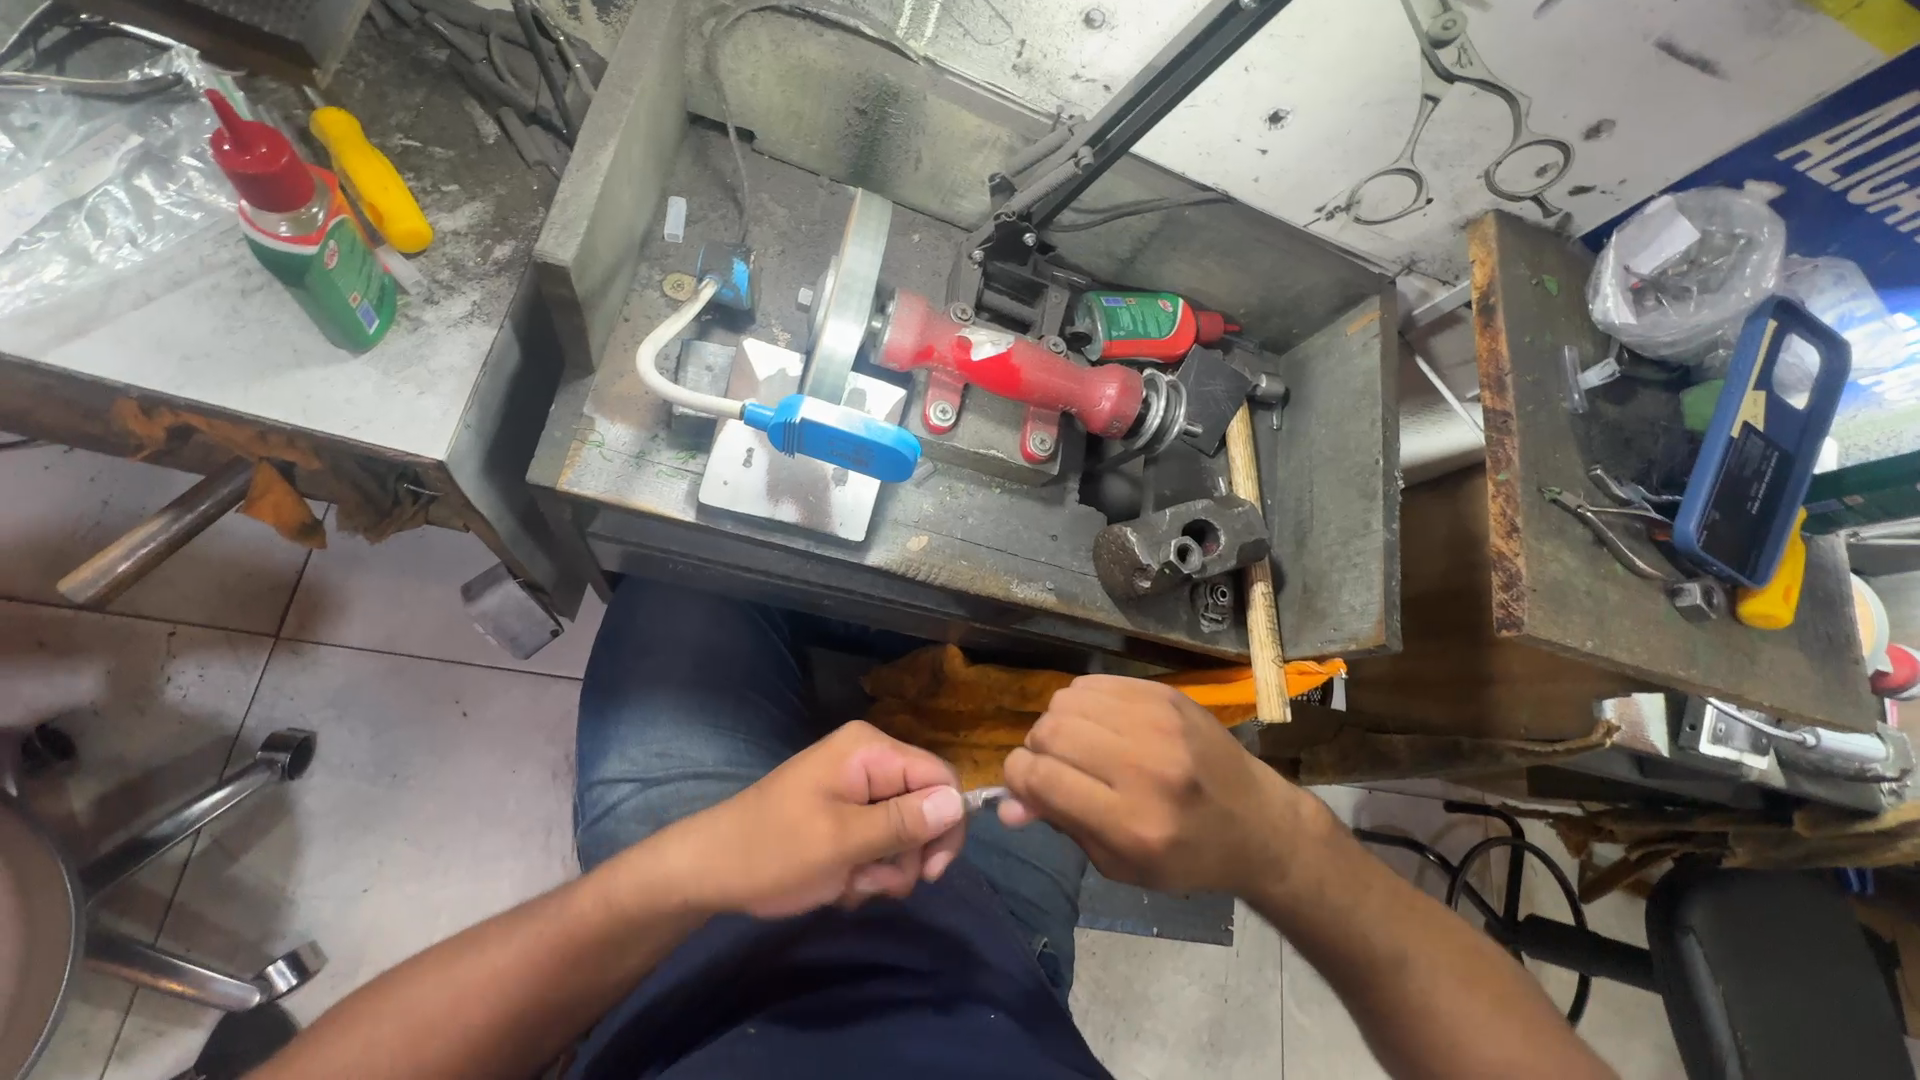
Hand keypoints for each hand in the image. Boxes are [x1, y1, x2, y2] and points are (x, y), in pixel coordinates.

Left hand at [647, 721, 967, 918]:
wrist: (708, 871)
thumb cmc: (771, 851)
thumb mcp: (841, 841)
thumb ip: (902, 822)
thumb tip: (958, 803)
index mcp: (869, 750)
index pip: (940, 777)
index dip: (945, 824)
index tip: (930, 872)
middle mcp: (868, 760)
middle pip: (925, 805)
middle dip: (908, 853)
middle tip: (878, 885)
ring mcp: (855, 787)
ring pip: (905, 831)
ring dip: (886, 868)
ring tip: (849, 885)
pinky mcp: (845, 813)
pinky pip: (879, 841)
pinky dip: (868, 869)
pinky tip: (840, 883)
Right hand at [1000, 675, 1323, 895]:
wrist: (1257, 823)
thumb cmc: (1185, 857)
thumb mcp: (1120, 864)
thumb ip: (1061, 825)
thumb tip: (1007, 803)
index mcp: (1133, 822)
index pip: (1042, 778)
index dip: (1018, 778)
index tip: (1026, 786)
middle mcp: (1146, 767)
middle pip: (1050, 732)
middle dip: (1036, 750)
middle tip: (1055, 767)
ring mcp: (1159, 723)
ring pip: (1066, 701)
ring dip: (1059, 723)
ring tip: (1080, 745)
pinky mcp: (1167, 696)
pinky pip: (1094, 683)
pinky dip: (1084, 703)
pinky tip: (1101, 725)